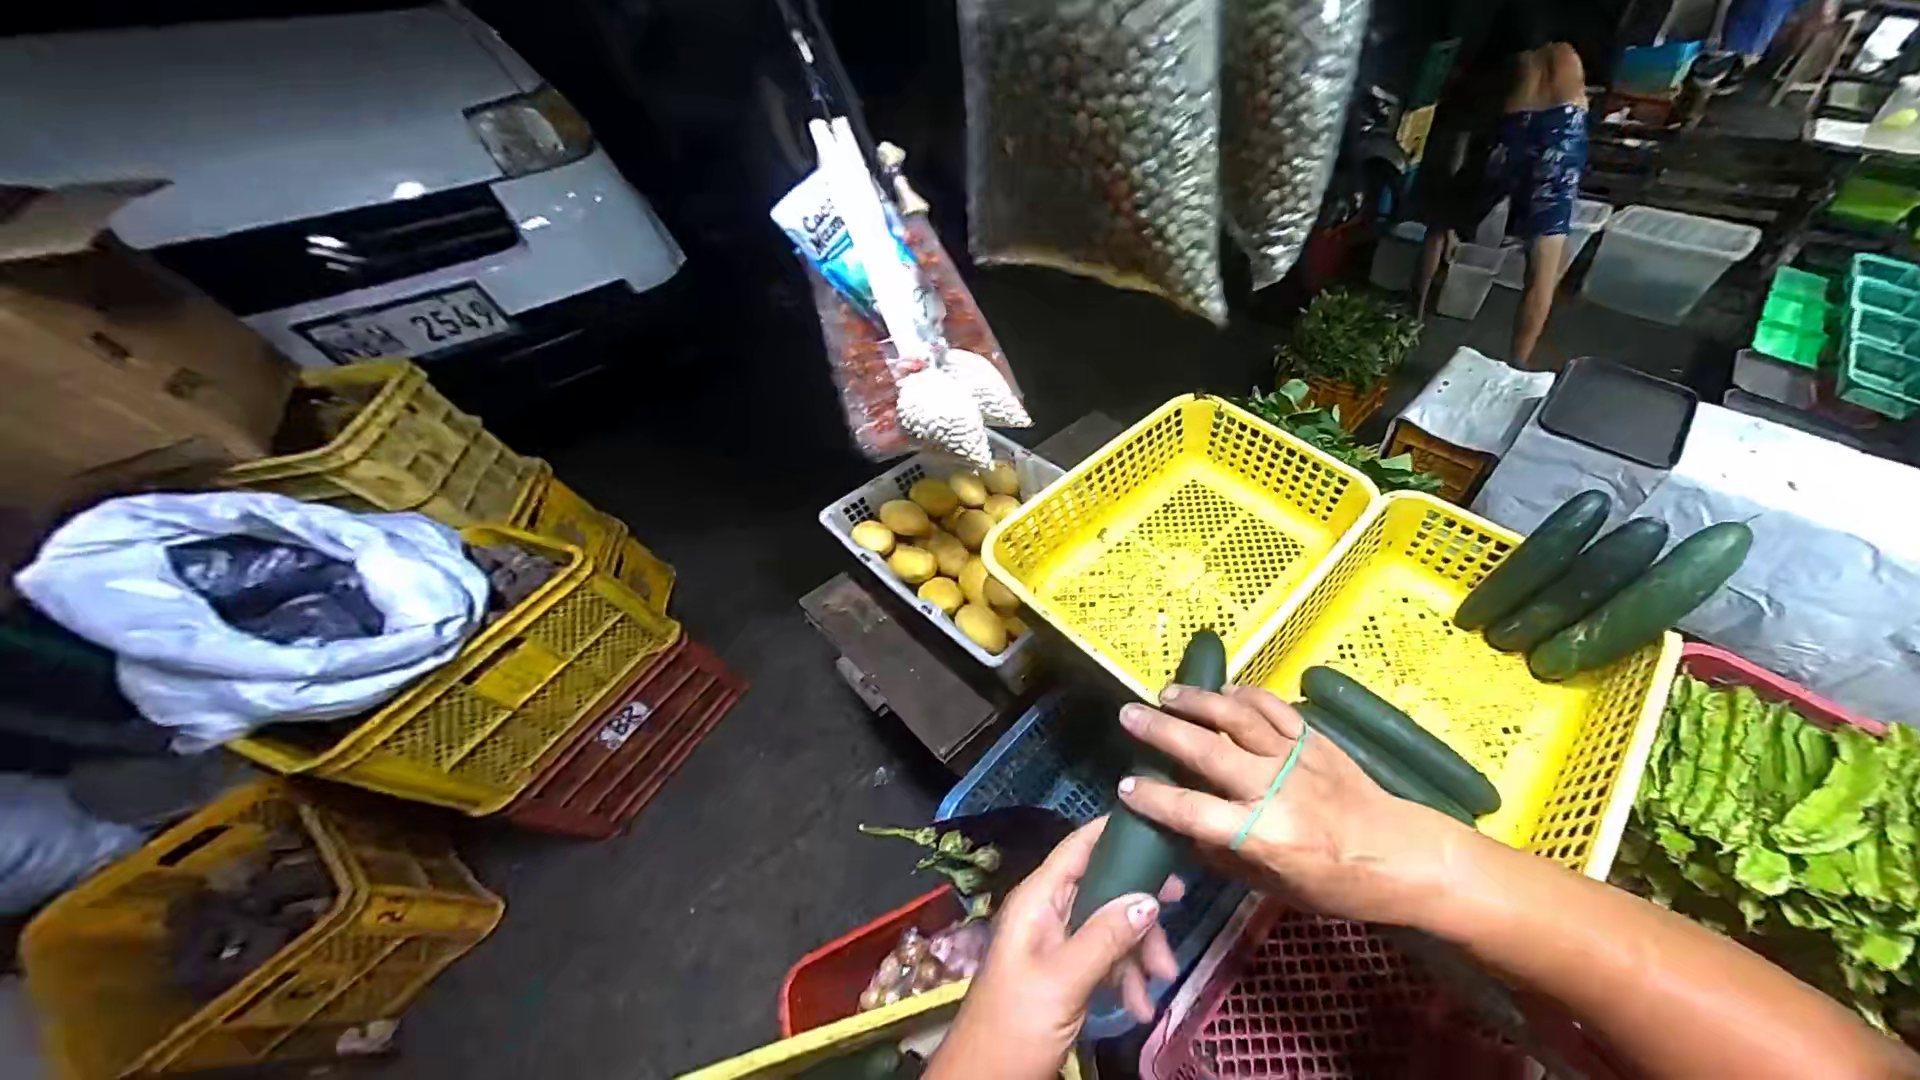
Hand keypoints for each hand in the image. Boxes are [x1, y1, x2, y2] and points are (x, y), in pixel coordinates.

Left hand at [927, 818, 1180, 1079]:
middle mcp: (1048, 911)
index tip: (1154, 826)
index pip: (1078, 847)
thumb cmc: (1016, 1021)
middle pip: (1102, 886)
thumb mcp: (1063, 978)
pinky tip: (1139, 1007)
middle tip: (1178, 906)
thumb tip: (1148, 897)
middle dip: (1137, 904)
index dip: (1111, 831)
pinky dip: (1125, 976)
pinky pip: (1104, 958)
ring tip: (1159, 982)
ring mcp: (1058, 942)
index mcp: (1038, 898)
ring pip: (1109, 924)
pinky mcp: (1067, 973)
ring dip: (1137, 950)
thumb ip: (1105, 935)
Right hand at [1116, 684, 1481, 927]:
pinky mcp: (1313, 739)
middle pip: (1206, 751)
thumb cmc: (1340, 884)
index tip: (1124, 786)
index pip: (1194, 812)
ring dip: (1197, 701)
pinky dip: (1244, 694)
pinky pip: (1273, 707)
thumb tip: (1180, 830)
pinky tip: (1222, 690)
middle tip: (1129, 714)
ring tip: (1166, 693)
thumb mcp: (1277, 887)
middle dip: (1161, 730)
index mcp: (1265, 834)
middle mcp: (1274, 789)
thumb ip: (1225, 856)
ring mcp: (1294, 757)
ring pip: (1236, 718)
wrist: (1408, 855)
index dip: (1154, 799)